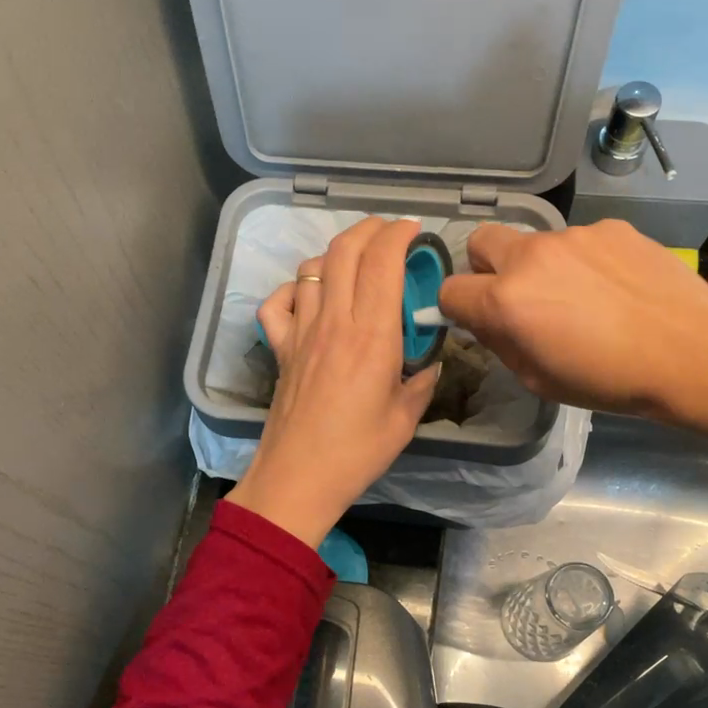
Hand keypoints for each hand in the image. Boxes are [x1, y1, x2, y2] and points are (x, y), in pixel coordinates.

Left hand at [225, 218, 440, 547]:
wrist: (298, 477)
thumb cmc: (357, 452)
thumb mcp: (404, 420)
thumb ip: (421, 384)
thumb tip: (430, 366)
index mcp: (371, 336)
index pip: (382, 262)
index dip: (398, 235)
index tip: (413, 230)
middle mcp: (333, 322)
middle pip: (344, 251)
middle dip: (369, 229)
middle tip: (389, 232)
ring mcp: (301, 332)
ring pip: (312, 269)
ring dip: (335, 253)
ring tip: (355, 260)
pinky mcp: (280, 349)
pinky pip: (277, 303)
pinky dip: (293, 289)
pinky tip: (308, 297)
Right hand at [437, 220, 707, 458]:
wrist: (689, 351)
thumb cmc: (608, 381)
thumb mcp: (538, 380)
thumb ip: (502, 343)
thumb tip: (487, 322)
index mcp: (505, 301)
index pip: (450, 290)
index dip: (458, 308)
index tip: (477, 320)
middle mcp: (530, 257)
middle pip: (481, 241)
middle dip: (486, 267)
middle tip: (517, 296)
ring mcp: (573, 235)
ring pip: (535, 242)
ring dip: (541, 266)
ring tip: (582, 298)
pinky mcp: (610, 227)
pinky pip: (579, 241)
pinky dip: (583, 261)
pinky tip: (614, 287)